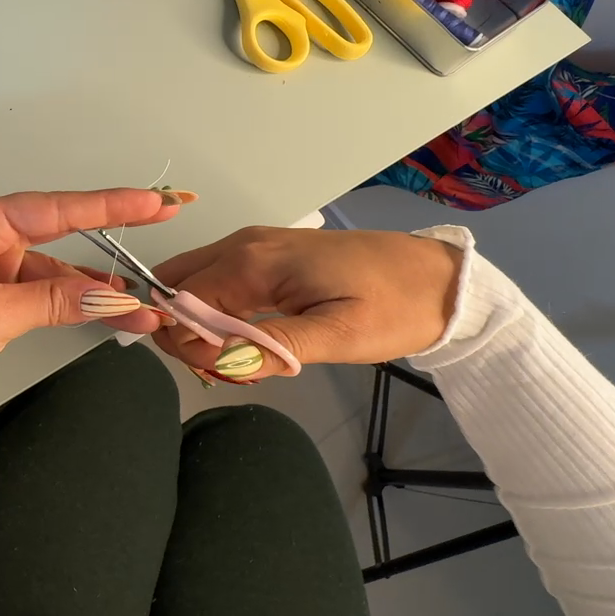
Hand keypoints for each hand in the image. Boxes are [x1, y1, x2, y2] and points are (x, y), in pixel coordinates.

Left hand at [0, 189, 186, 386]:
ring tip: (147, 303)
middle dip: (113, 232)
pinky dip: (77, 302)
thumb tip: (114, 295)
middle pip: (63, 230)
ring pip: (60, 267)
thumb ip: (54, 300)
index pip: (54, 207)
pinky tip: (114, 311)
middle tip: (166, 215)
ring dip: (99, 287)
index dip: (109, 205)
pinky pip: (47, 290)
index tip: (153, 199)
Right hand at [152, 227, 462, 382]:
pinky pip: (215, 278)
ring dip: (195, 321)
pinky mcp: (264, 254)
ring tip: (235, 357)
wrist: (438, 276)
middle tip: (220, 366)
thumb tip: (220, 361)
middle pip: (175, 285)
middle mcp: (241, 246)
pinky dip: (212, 309)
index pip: (182, 300)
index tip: (218, 370)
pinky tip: (243, 339)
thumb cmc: (394, 306)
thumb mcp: (340, 336)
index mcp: (252, 262)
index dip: (185, 339)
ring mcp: (251, 245)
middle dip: (181, 329)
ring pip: (191, 281)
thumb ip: (275, 347)